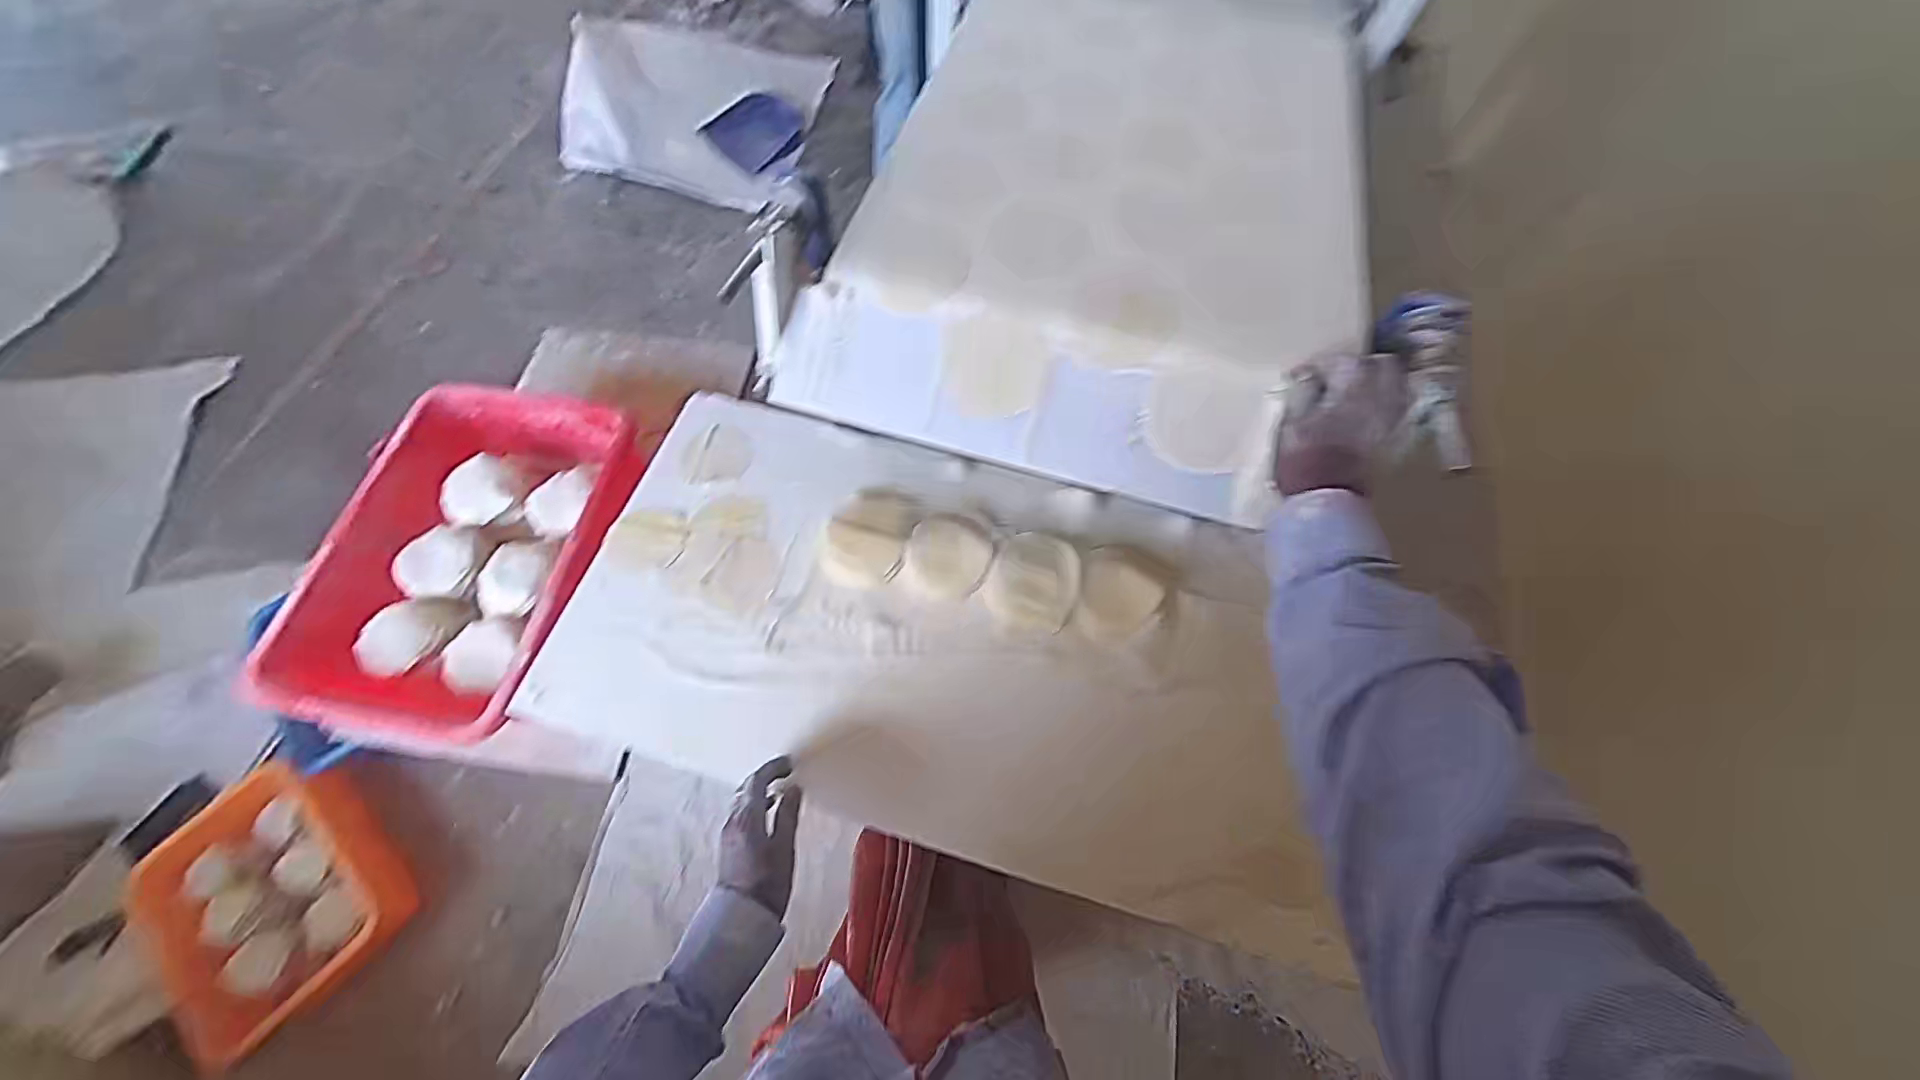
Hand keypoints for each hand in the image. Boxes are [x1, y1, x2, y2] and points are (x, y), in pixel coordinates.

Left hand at [718, 757, 802, 918]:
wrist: (741, 918)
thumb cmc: (766, 884)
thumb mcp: (784, 846)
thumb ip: (787, 814)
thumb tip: (792, 790)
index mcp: (747, 818)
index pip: (757, 781)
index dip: (773, 768)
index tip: (789, 763)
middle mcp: (733, 821)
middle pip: (747, 788)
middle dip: (765, 776)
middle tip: (785, 772)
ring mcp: (728, 833)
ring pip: (742, 801)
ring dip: (759, 790)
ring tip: (780, 790)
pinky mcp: (729, 845)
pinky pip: (741, 813)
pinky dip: (755, 805)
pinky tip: (768, 812)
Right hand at [1272, 352, 1408, 495]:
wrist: (1327, 500)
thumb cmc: (1303, 461)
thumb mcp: (1290, 423)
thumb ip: (1303, 392)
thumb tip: (1309, 375)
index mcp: (1352, 387)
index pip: (1339, 359)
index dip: (1317, 365)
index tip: (1300, 376)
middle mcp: (1382, 396)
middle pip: (1379, 364)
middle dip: (1356, 366)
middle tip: (1333, 379)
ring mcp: (1395, 416)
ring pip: (1397, 383)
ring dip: (1376, 382)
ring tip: (1353, 393)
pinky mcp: (1400, 436)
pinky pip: (1402, 407)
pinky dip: (1387, 402)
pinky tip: (1370, 413)